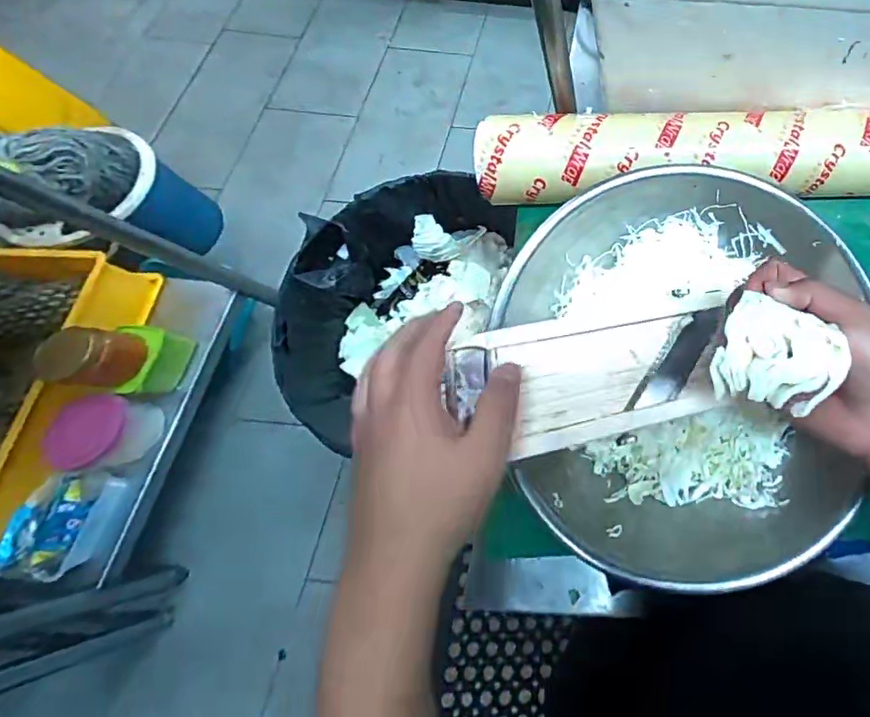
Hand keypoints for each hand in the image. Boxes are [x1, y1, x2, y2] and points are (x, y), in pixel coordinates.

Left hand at [348, 303, 520, 571]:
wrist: (392, 561)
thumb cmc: (442, 505)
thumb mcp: (485, 455)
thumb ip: (499, 407)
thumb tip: (508, 367)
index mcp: (410, 402)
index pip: (424, 348)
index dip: (442, 323)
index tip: (459, 307)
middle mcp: (381, 408)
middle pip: (390, 353)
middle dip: (413, 329)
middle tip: (437, 318)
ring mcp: (365, 431)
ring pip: (370, 374)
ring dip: (391, 349)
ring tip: (409, 344)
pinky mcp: (360, 452)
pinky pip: (364, 396)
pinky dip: (377, 375)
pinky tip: (388, 392)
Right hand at [743, 259, 869, 460]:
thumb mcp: (855, 317)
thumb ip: (815, 295)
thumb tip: (768, 288)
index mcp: (808, 302)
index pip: (772, 276)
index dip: (762, 278)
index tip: (761, 293)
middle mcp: (786, 323)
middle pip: (750, 300)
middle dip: (744, 304)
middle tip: (750, 319)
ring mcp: (775, 353)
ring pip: (741, 331)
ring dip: (738, 332)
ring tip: (745, 342)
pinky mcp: (767, 382)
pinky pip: (742, 367)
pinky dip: (738, 362)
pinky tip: (743, 363)